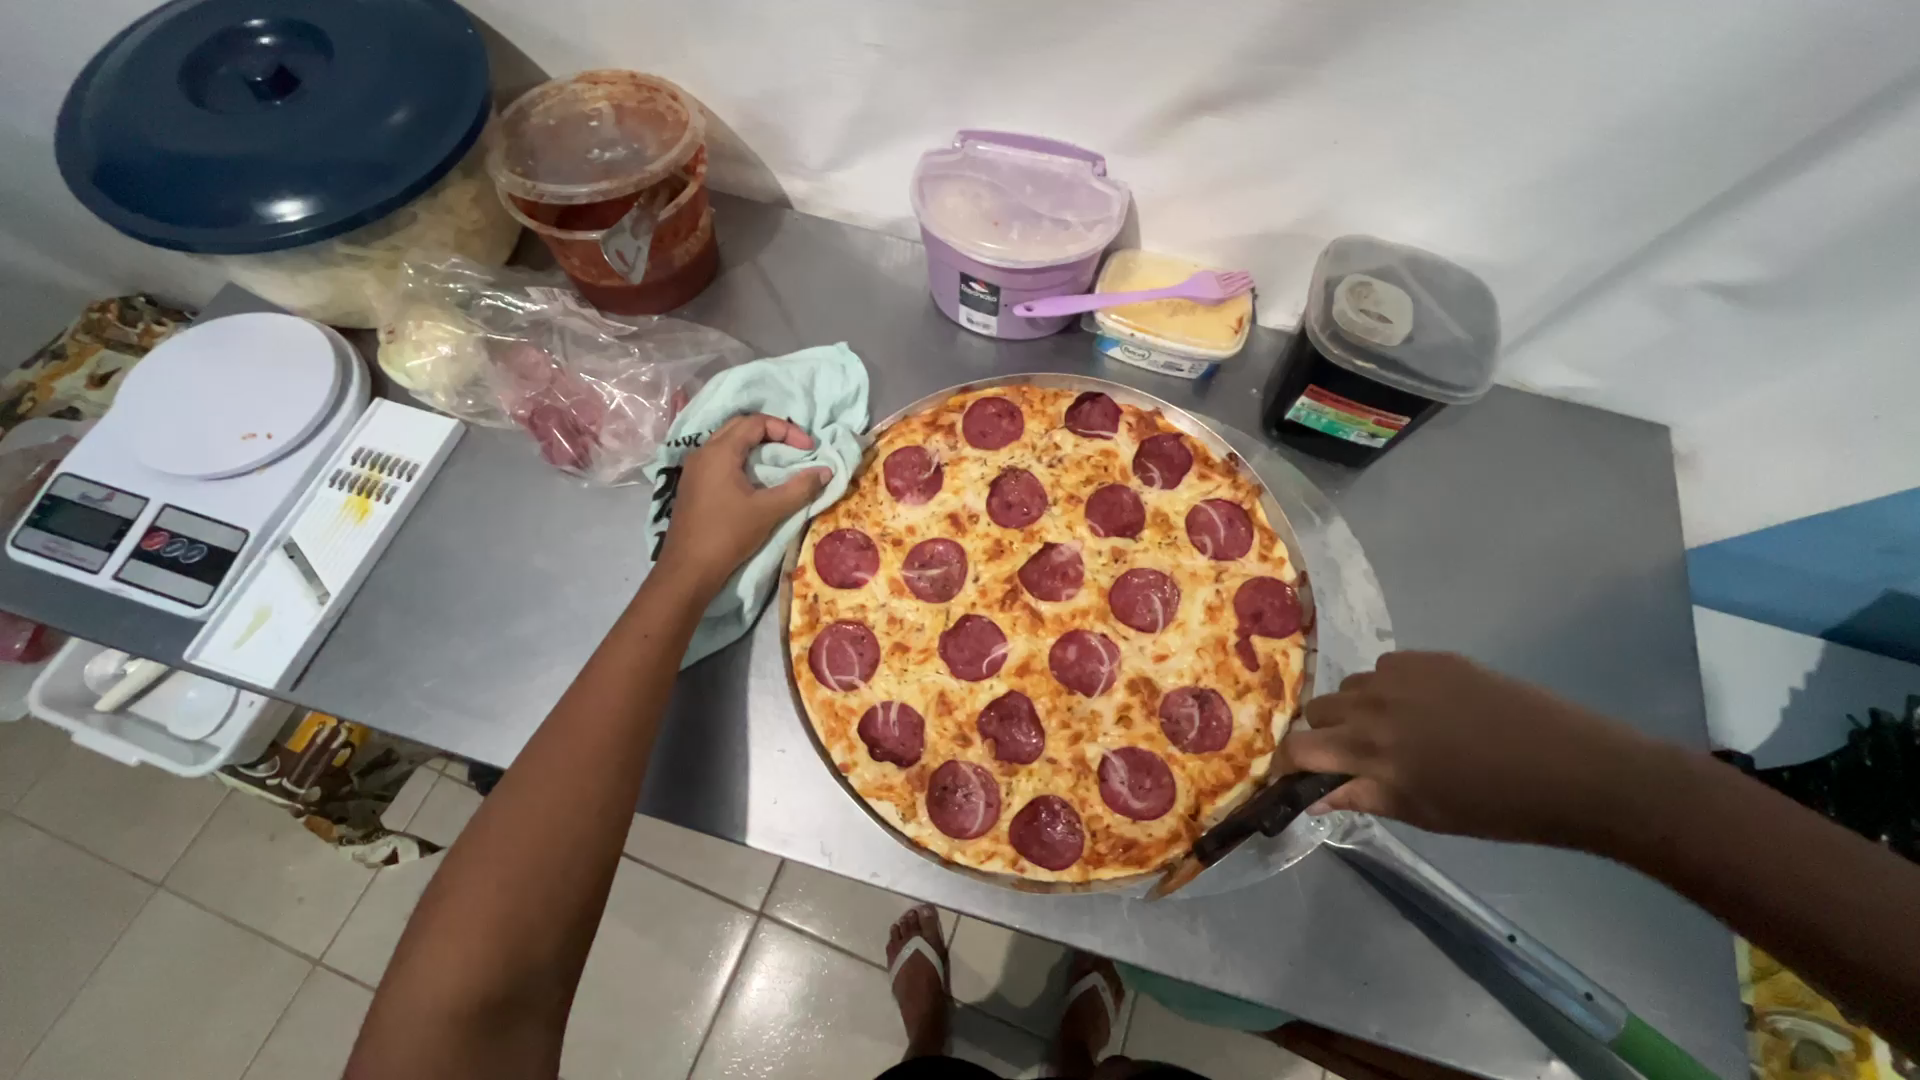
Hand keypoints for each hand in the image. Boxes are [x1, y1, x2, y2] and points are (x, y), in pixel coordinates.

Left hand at [656, 413, 831, 594]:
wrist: (688, 569)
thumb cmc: (728, 535)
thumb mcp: (769, 511)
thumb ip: (799, 488)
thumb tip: (826, 471)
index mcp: (719, 452)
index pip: (755, 423)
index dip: (786, 430)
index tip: (808, 449)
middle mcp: (703, 452)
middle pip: (740, 426)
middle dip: (771, 432)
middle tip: (795, 449)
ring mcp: (695, 469)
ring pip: (728, 442)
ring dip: (756, 445)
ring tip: (780, 461)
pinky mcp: (693, 485)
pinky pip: (720, 459)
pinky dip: (742, 459)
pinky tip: (756, 479)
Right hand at [1278, 651, 1672, 846]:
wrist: (1574, 770)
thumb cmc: (1497, 808)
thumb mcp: (1422, 813)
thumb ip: (1361, 798)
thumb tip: (1312, 798)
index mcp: (1371, 752)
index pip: (1298, 748)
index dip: (1288, 762)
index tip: (1294, 774)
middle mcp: (1374, 707)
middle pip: (1316, 710)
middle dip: (1325, 733)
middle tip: (1355, 754)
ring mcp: (1401, 676)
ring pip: (1349, 686)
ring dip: (1356, 708)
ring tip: (1393, 729)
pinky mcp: (1430, 658)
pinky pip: (1385, 667)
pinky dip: (1390, 687)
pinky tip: (1425, 707)